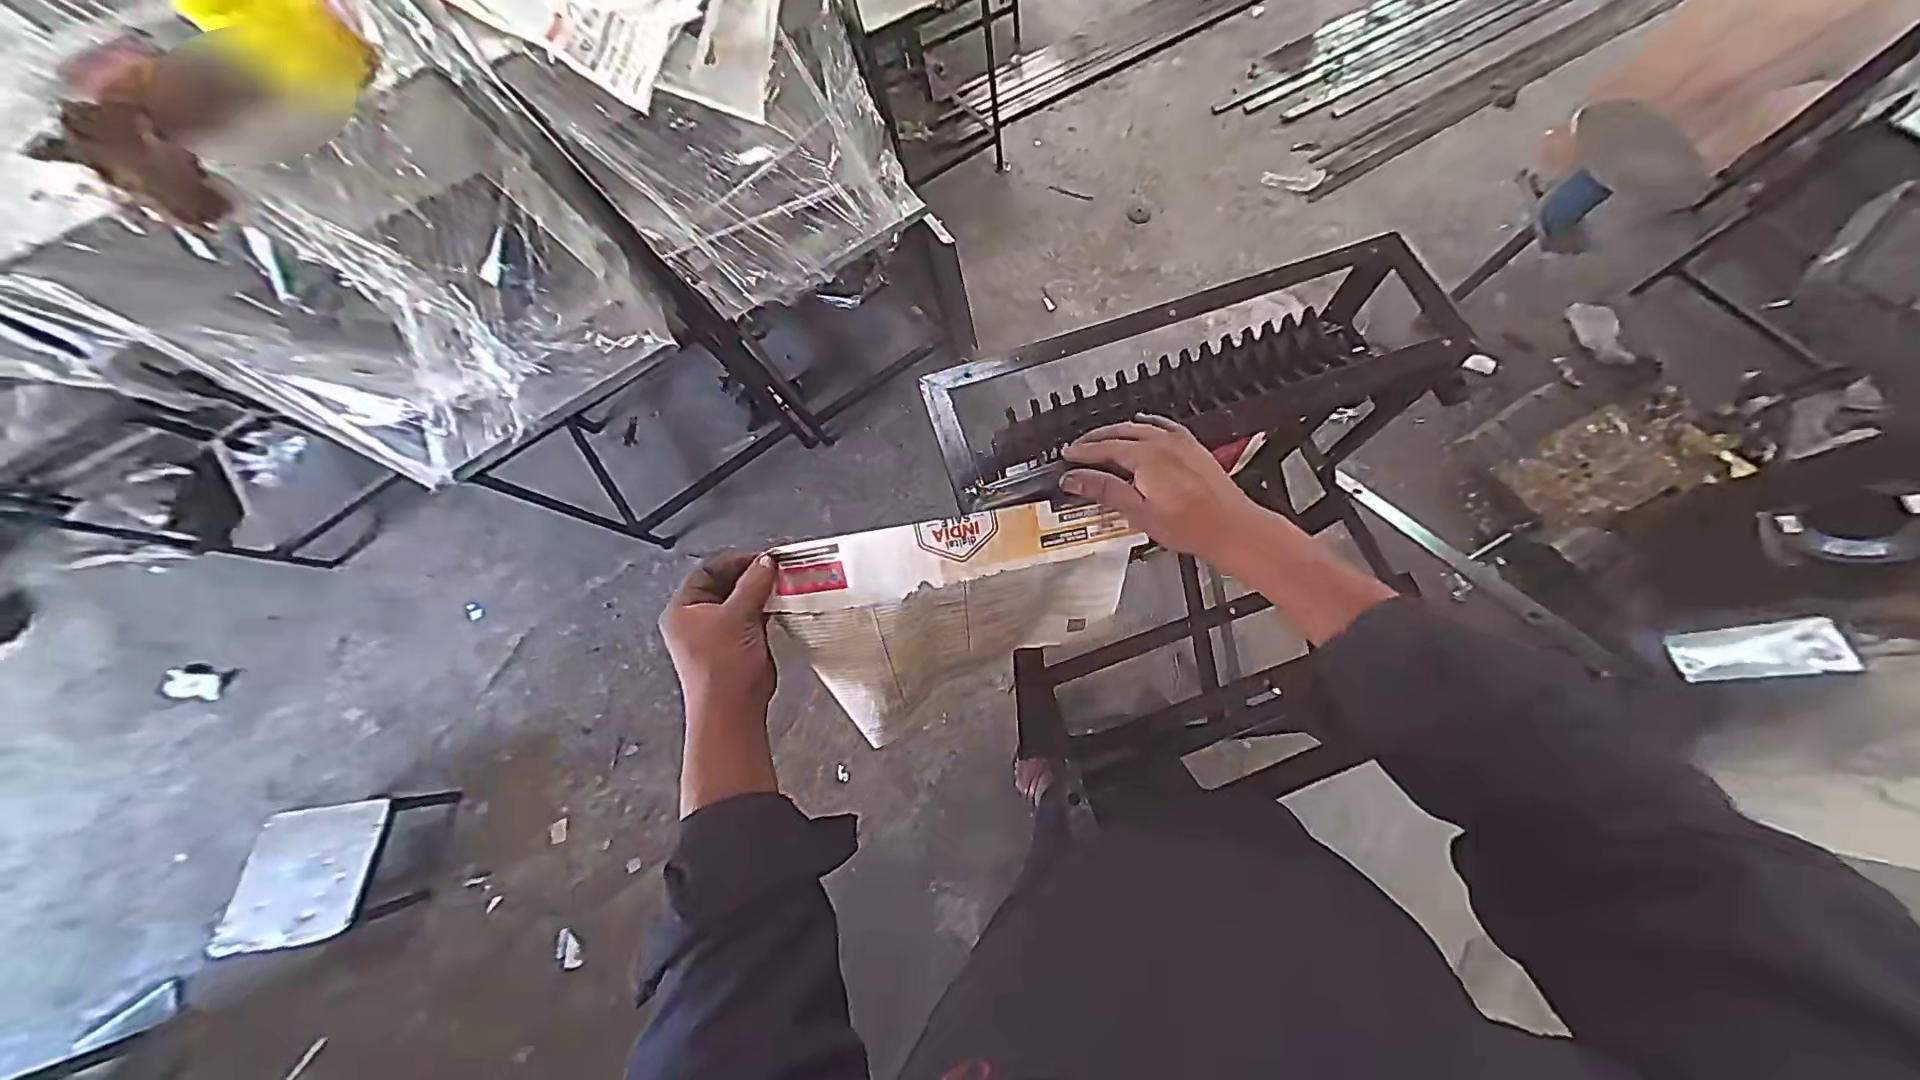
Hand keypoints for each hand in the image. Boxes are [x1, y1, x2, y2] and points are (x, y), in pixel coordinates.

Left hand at [660, 552, 777, 724]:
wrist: (732, 710)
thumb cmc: (723, 668)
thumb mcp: (738, 616)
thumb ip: (753, 584)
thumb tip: (766, 562)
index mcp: (683, 609)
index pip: (709, 572)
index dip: (737, 562)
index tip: (763, 558)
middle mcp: (696, 620)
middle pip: (726, 585)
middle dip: (751, 577)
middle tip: (776, 570)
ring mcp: (717, 633)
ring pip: (740, 602)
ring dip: (760, 594)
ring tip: (781, 585)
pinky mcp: (736, 645)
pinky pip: (751, 618)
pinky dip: (765, 610)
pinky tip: (780, 605)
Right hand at [1059, 415, 1263, 563]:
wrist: (1232, 528)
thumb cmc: (1191, 525)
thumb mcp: (1138, 512)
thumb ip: (1104, 490)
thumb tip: (1075, 479)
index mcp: (1147, 457)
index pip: (1104, 448)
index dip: (1082, 452)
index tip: (1067, 455)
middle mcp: (1164, 444)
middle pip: (1120, 433)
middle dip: (1095, 439)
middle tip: (1078, 447)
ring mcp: (1181, 443)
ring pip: (1140, 427)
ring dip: (1117, 431)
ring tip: (1102, 438)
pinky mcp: (1193, 448)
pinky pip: (1163, 427)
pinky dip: (1146, 425)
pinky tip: (1144, 427)